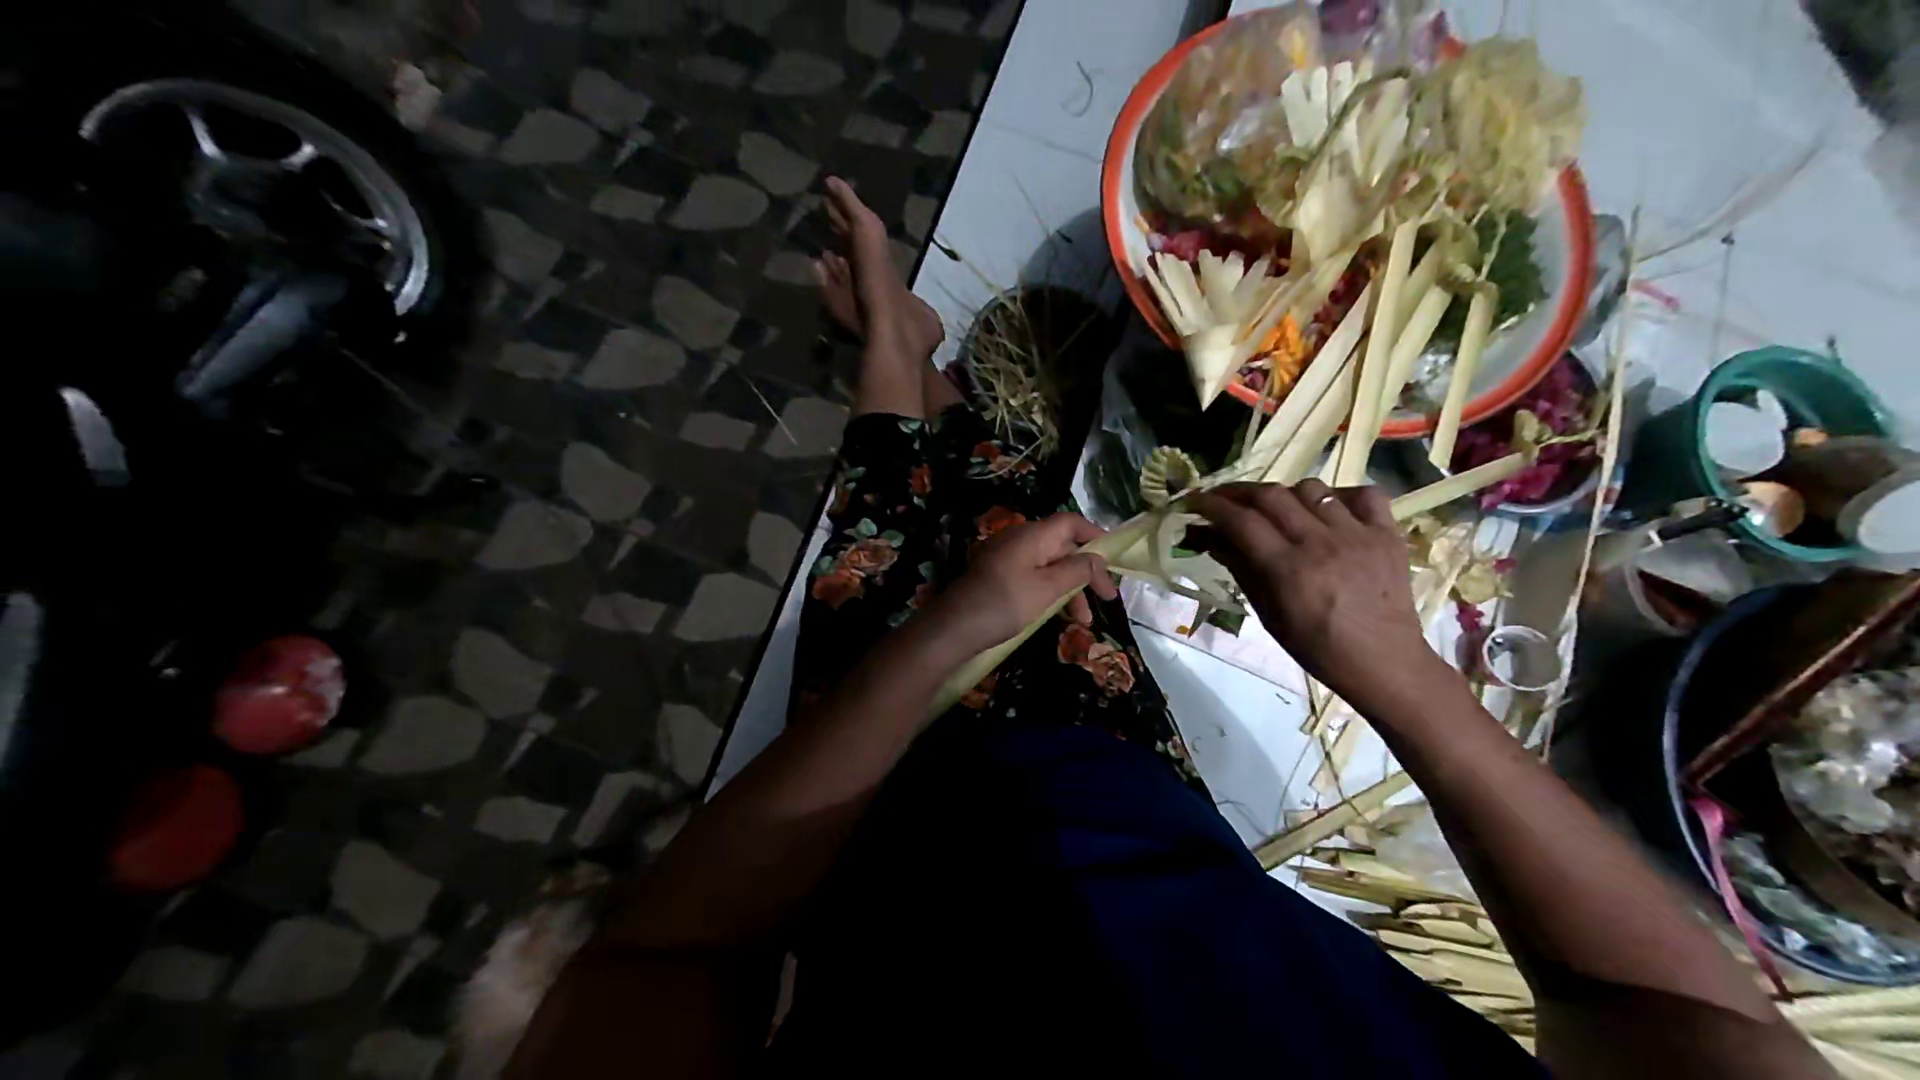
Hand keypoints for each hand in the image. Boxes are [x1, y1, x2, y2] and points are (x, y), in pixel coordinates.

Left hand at [920, 513, 1117, 658]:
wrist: (953, 627)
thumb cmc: (1004, 604)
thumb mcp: (1047, 588)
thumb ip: (1077, 570)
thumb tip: (1097, 558)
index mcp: (1032, 534)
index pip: (1071, 522)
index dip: (1095, 537)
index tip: (1114, 561)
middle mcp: (1020, 539)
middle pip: (1063, 547)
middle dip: (1086, 573)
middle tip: (1105, 600)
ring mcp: (1007, 558)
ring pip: (1049, 566)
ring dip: (1070, 590)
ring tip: (1083, 622)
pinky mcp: (998, 576)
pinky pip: (1033, 577)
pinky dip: (1050, 593)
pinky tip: (1059, 617)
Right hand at [1189, 480, 1430, 706]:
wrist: (1383, 661)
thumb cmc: (1316, 646)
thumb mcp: (1267, 612)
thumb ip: (1238, 567)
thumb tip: (1206, 536)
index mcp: (1288, 569)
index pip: (1240, 521)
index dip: (1211, 506)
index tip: (1194, 501)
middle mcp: (1321, 543)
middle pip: (1271, 495)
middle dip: (1238, 492)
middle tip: (1223, 499)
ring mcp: (1357, 534)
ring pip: (1311, 489)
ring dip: (1284, 493)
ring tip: (1276, 508)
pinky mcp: (1387, 533)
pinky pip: (1363, 494)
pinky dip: (1340, 494)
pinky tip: (1328, 510)